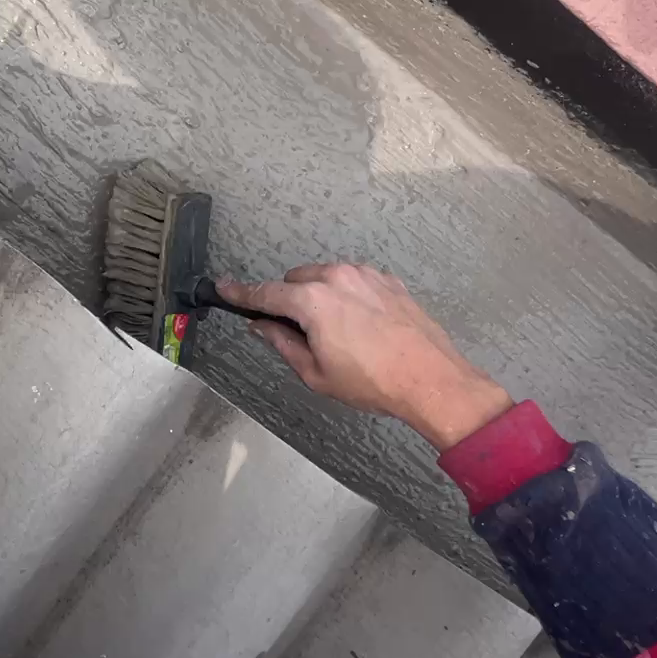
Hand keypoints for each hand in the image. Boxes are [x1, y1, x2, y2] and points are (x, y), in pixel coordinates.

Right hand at [217, 264, 512, 450]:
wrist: (434, 381)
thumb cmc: (371, 382)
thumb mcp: (315, 373)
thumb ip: (282, 342)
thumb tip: (261, 324)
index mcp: (312, 300)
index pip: (265, 292)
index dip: (240, 293)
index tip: (222, 287)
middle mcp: (336, 277)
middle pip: (295, 280)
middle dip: (289, 300)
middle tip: (299, 331)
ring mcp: (365, 275)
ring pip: (324, 276)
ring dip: (317, 295)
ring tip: (335, 330)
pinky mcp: (388, 281)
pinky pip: (353, 280)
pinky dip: (345, 294)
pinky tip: (360, 323)